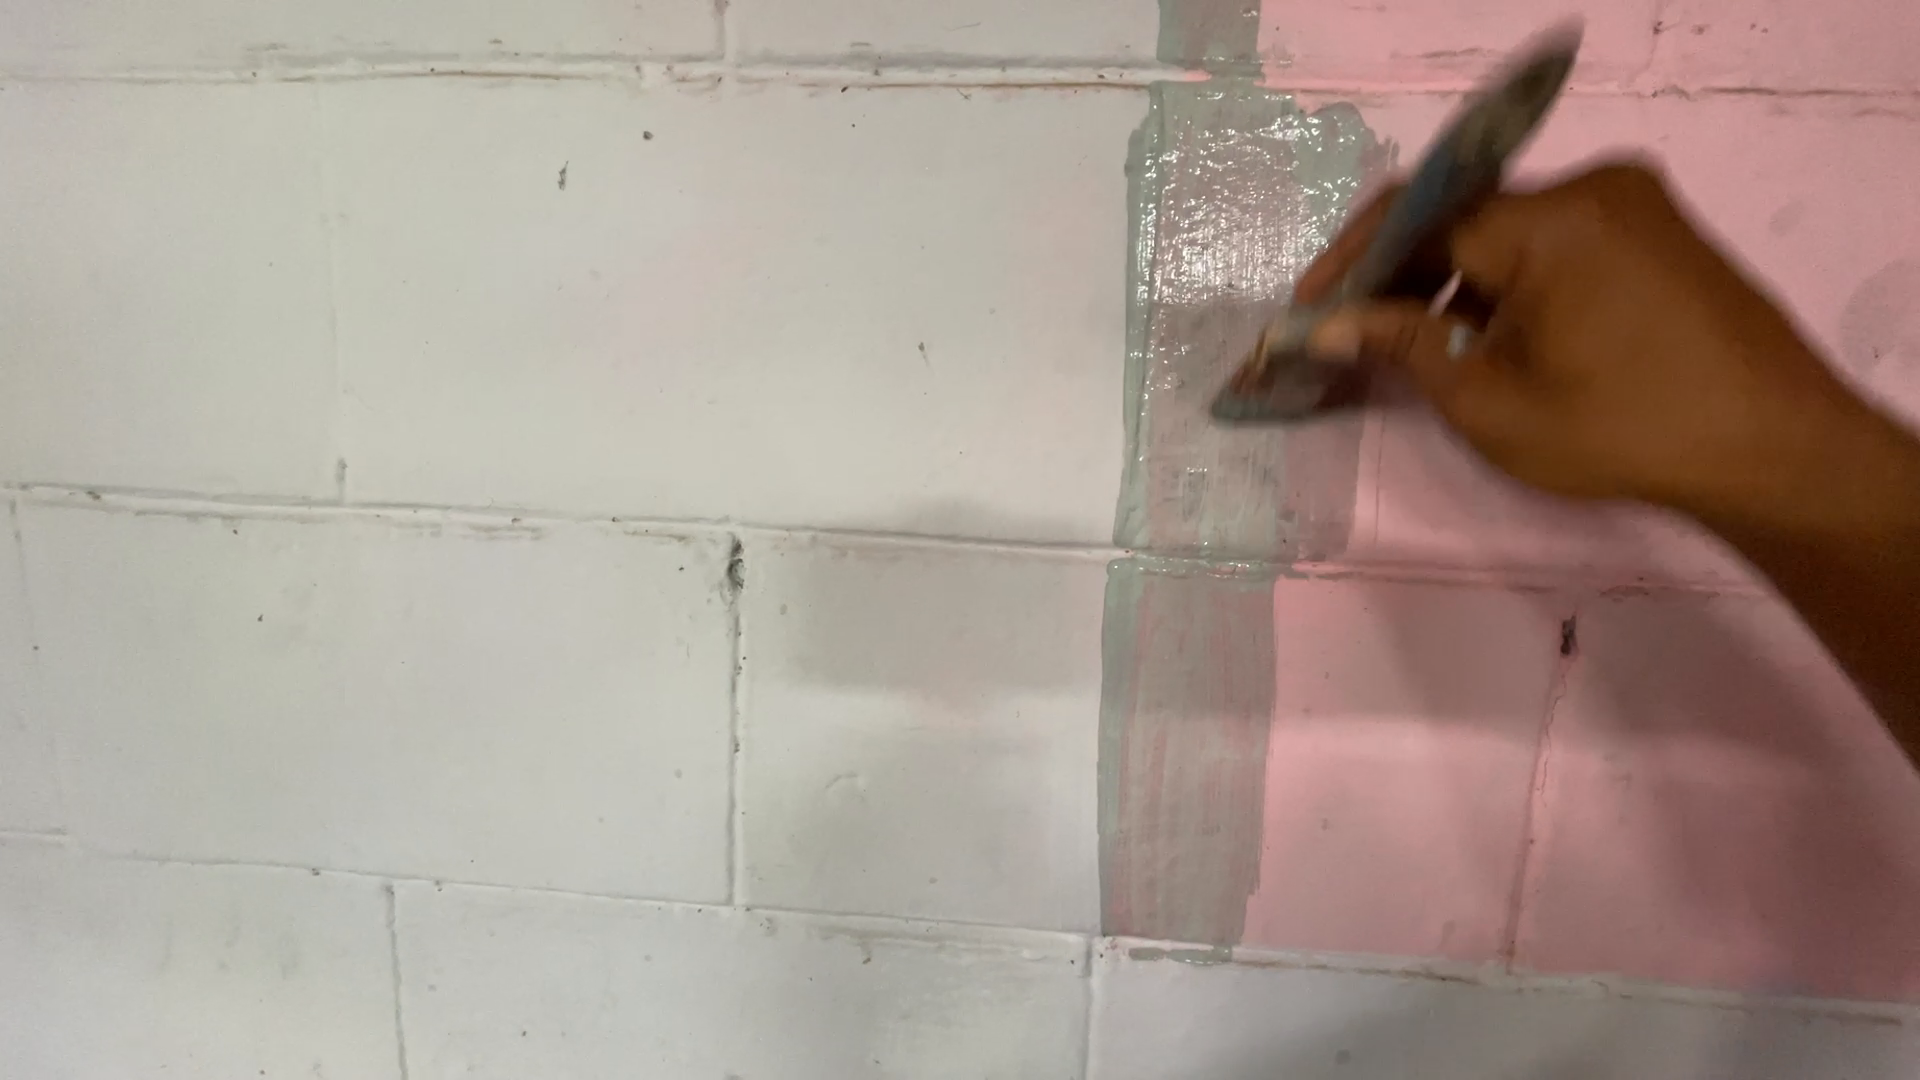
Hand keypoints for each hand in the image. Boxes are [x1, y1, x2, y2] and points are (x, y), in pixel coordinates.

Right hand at [1296, 161, 1875, 524]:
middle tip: (1344, 328)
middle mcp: (1591, 189)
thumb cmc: (1613, 428)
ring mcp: (1624, 206)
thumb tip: (1327, 325)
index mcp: (1552, 220)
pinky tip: (1462, 329)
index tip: (1307, 308)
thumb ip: (1401, 343)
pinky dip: (1486, 282)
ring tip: (1395, 337)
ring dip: (1436, 281)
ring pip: (1493, 232)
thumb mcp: (1483, 395)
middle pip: (1456, 218)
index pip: (1421, 220)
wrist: (1768, 450)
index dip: (1353, 263)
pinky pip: (1536, 243)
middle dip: (1391, 273)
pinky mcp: (1642, 232)